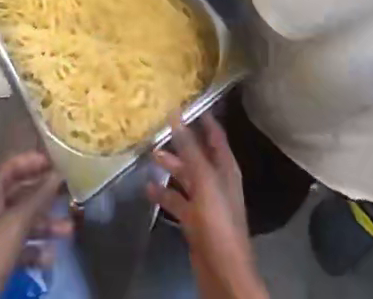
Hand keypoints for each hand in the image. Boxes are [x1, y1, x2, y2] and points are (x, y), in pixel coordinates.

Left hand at [0, 152, 71, 298]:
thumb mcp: (15, 224)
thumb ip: (37, 198)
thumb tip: (58, 174)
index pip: (11, 166)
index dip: (32, 161)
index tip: (57, 162)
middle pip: (21, 193)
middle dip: (45, 194)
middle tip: (69, 191)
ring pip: (25, 220)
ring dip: (46, 224)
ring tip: (69, 230)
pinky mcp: (0, 258)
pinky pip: (22, 246)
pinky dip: (36, 249)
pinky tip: (50, 256)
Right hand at [148, 114, 267, 298]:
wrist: (223, 273)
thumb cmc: (218, 221)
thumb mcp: (204, 180)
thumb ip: (190, 148)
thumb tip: (176, 113)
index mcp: (225, 168)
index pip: (215, 134)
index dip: (202, 117)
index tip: (183, 99)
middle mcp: (216, 180)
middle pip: (197, 154)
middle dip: (180, 141)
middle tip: (158, 126)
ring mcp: (205, 201)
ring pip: (185, 176)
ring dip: (170, 166)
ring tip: (149, 154)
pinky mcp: (193, 221)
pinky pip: (177, 200)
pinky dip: (164, 194)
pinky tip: (148, 188)